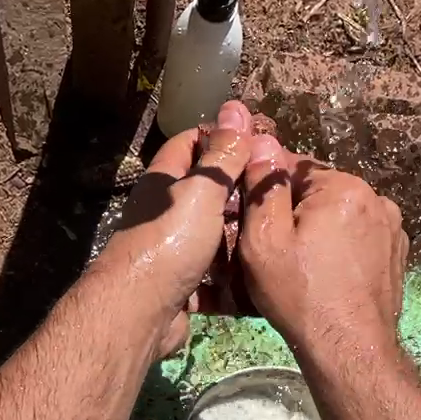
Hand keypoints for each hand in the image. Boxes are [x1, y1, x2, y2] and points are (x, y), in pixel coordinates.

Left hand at [93, 101, 258, 356]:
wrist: (140, 310)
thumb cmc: (170, 242)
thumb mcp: (201, 191)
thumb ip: (222, 156)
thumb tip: (235, 109)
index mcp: (164, 180)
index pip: (192, 142)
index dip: (224, 136)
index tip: (262, 141)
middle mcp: (165, 211)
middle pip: (207, 190)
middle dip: (241, 188)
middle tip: (280, 189)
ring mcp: (172, 248)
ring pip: (214, 232)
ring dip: (241, 230)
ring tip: (279, 226)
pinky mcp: (182, 282)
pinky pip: (214, 269)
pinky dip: (234, 268)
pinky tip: (261, 264)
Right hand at [238, 138, 408, 358]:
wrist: (349, 349)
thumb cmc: (299, 294)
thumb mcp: (264, 240)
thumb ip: (264, 186)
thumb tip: (263, 140)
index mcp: (343, 187)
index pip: (293, 166)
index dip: (265, 188)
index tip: (249, 215)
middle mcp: (375, 198)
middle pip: (319, 190)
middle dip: (294, 210)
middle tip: (272, 247)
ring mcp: (392, 227)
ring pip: (339, 214)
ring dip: (319, 228)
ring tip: (299, 263)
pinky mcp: (396, 253)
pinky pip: (358, 236)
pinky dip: (340, 246)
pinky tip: (326, 273)